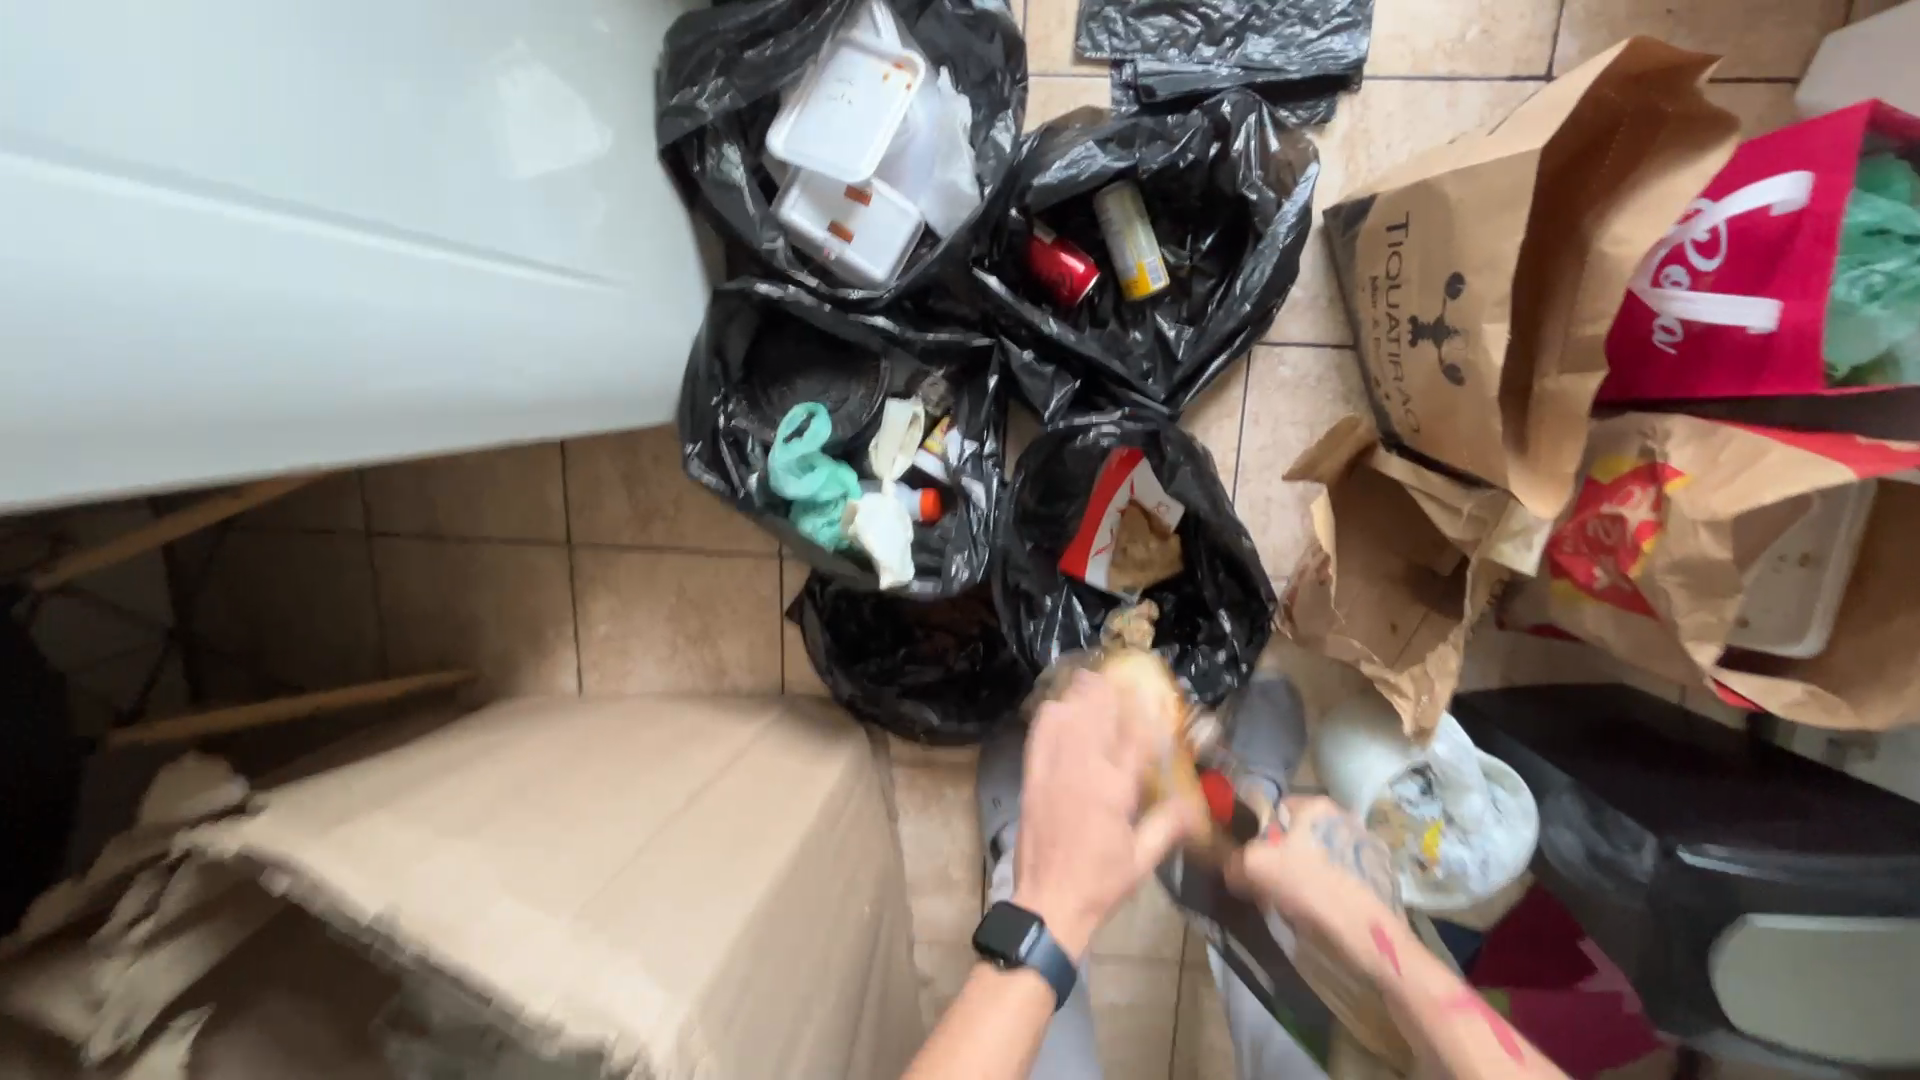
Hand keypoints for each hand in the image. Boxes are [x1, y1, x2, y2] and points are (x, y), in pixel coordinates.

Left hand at [1012, 671, 1203, 957]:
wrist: (1048, 902)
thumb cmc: (1100, 883)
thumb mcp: (1142, 860)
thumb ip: (1168, 826)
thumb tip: (1196, 806)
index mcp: (1115, 789)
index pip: (1135, 738)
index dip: (1146, 715)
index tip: (1155, 699)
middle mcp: (1083, 770)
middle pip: (1095, 714)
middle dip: (1108, 693)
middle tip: (1118, 679)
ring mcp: (1052, 770)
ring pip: (1066, 717)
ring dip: (1079, 697)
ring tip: (1090, 682)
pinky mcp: (1031, 776)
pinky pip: (1038, 734)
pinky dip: (1049, 716)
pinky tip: (1057, 708)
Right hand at [1225, 797, 1403, 978]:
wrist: (1371, 940)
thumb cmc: (1312, 891)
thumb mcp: (1255, 868)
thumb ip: (1234, 860)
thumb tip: (1232, 868)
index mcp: (1317, 805)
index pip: (1275, 809)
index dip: (1260, 836)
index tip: (1257, 863)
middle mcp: (1345, 817)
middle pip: (1298, 834)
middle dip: (1284, 856)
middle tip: (1274, 884)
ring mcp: (1367, 848)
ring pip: (1319, 856)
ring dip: (1307, 873)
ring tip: (1299, 902)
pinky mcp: (1380, 877)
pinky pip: (1341, 876)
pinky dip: (1330, 888)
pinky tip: (1323, 910)